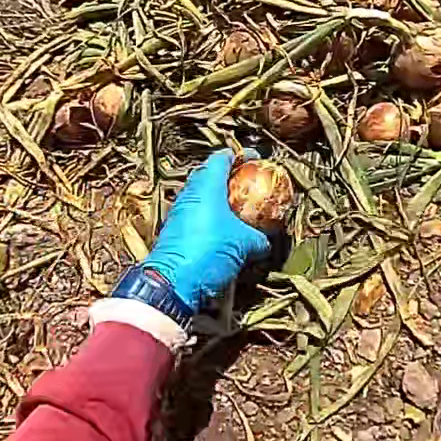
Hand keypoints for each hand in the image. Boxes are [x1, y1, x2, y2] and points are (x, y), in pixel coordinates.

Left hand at [142, 150, 273, 308]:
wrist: (174, 284)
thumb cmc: (211, 251)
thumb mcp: (246, 244)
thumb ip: (259, 237)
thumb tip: (266, 240)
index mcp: (206, 187)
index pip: (221, 159)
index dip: (238, 155)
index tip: (254, 158)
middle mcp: (189, 195)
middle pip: (208, 175)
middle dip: (228, 177)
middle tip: (247, 183)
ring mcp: (179, 213)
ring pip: (201, 197)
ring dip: (218, 199)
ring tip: (238, 209)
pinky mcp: (174, 231)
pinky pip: (196, 216)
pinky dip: (210, 217)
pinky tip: (225, 230)